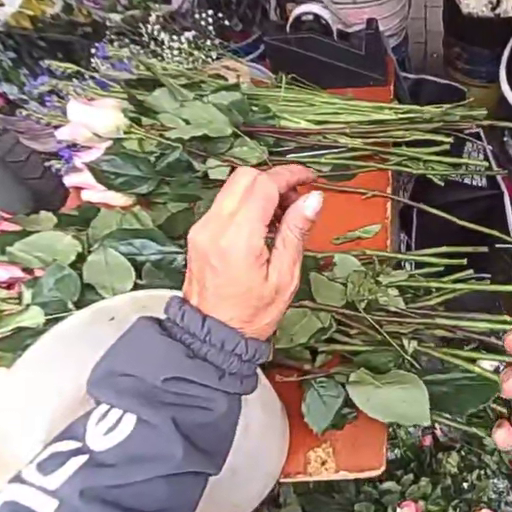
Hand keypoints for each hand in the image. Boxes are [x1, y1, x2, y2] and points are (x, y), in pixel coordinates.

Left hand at [182, 165, 322, 340]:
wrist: (213, 335)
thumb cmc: (250, 315)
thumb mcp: (284, 277)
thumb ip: (295, 232)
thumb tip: (313, 200)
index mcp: (237, 238)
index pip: (264, 185)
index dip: (290, 175)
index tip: (309, 178)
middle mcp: (214, 227)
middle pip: (245, 176)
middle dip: (274, 179)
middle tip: (297, 199)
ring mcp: (202, 229)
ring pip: (233, 186)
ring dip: (261, 190)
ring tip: (283, 216)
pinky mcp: (199, 234)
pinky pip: (224, 203)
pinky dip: (247, 203)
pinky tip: (264, 226)